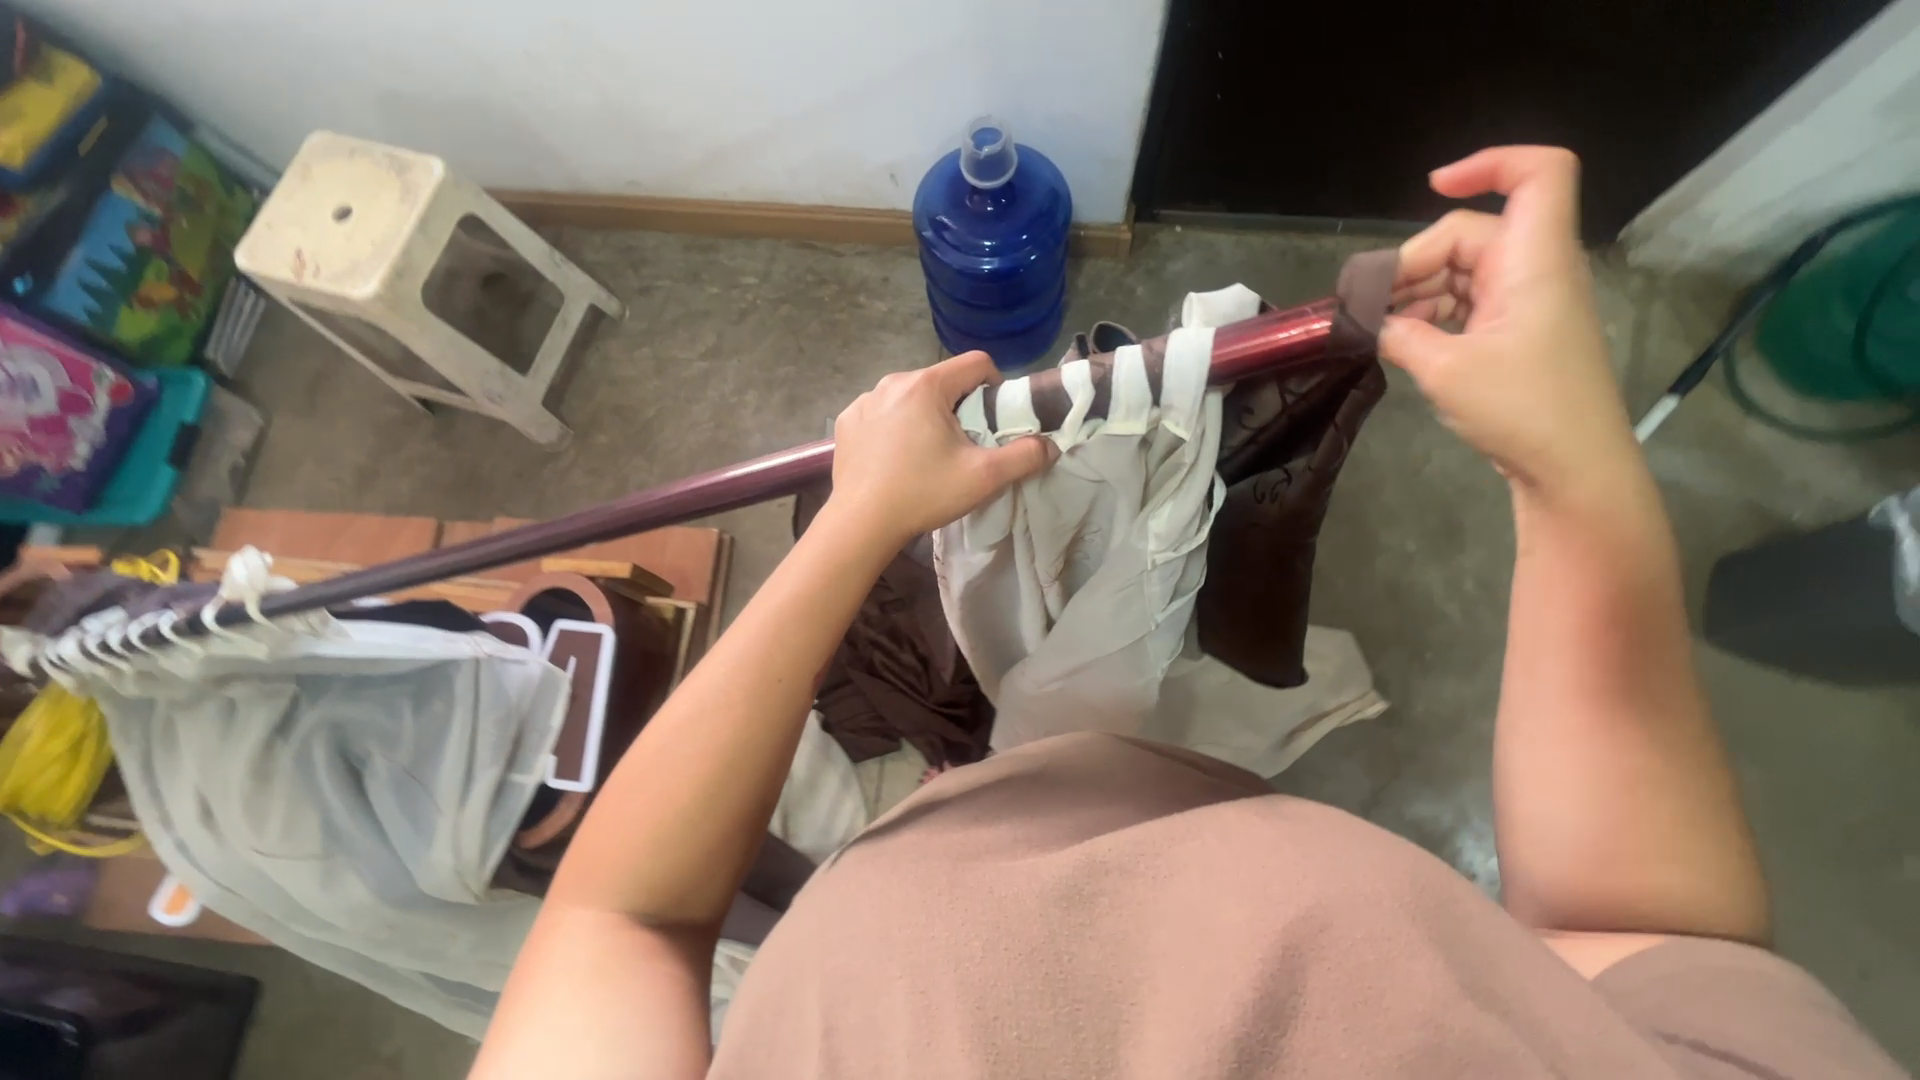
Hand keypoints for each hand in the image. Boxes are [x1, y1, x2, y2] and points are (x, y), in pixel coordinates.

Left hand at [826, 352, 1056, 545]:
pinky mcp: (846, 422)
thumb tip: (1050, 446)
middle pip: (941, 381)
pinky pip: (880, 413)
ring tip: (926, 455)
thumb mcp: (983, 477)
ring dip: (924, 416)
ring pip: (909, 397)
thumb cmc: (923, 494)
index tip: (992, 420)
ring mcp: (863, 401)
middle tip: (961, 446)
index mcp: (926, 385)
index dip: (994, 387)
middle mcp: (892, 382)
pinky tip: (894, 459)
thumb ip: (1024, 456)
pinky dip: (893, 428)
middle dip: (958, 406)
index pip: (976, 363)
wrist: (861, 523)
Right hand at [1379, 147, 1639, 498]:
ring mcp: (1525, 302)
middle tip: (1366, 306)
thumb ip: (1398, 335)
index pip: (1538, 174)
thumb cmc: (1521, 409)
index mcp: (1533, 262)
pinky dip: (1429, 314)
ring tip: (1373, 328)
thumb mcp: (1445, 370)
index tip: (1432, 187)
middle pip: (1469, 234)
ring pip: (1461, 271)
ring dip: (1414, 293)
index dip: (1489, 165)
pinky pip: (1466, 303)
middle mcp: (1533, 270)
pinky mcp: (1515, 332)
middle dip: (1413, 262)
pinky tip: (1398, 339)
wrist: (1571, 466)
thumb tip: (1363, 322)